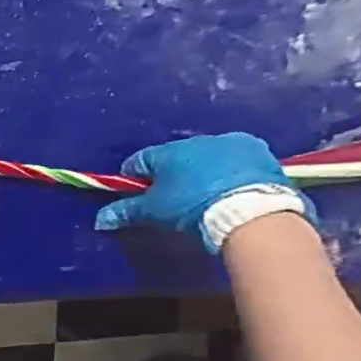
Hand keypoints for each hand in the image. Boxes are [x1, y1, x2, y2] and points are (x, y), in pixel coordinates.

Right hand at [93, 132, 313, 252]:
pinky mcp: (261, 152)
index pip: (140, 161)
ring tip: (202, 195)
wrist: (251, 211)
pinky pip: (236, 161)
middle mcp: (200, 140)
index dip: (133, 178)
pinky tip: (228, 191)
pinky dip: (228, 172)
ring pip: (207, 157)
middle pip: (175, 157)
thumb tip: (99, 219)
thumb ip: (125, 212)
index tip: (134, 194)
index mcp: (170, 152)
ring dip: (201, 171)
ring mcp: (234, 143)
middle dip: (170, 174)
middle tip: (170, 198)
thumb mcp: (153, 212)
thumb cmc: (191, 207)